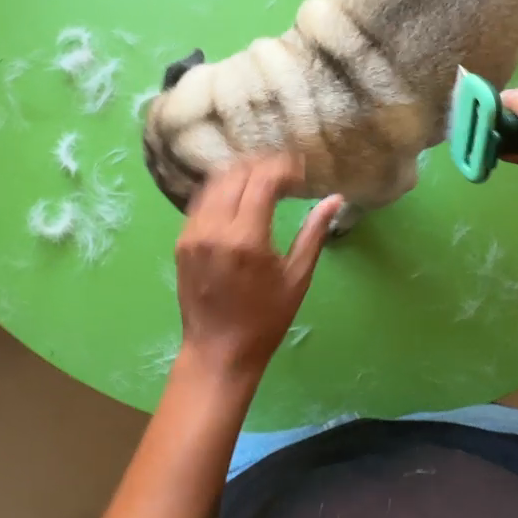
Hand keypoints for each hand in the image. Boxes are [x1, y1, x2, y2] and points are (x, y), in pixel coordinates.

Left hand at [174, 157, 342, 387]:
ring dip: (240, 173)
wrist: (218, 351)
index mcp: (246, 239)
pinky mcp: (182, 241)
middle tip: (286, 172)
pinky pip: (200, 202)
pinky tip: (238, 196)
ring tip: (264, 178)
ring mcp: (193, 233)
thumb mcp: (296, 278)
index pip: (262, 181)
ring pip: (214, 183)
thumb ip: (314, 233)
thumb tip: (335, 199)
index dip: (284, 169)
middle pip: (236, 175)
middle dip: (263, 166)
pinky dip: (221, 190)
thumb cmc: (265, 320)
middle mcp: (214, 229)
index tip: (301, 174)